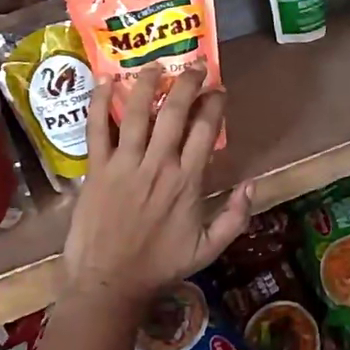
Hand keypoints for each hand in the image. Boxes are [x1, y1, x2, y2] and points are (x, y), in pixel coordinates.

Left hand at [61, 65, 251, 312]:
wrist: (108, 284)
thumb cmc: (159, 266)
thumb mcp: (208, 250)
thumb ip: (235, 217)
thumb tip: (253, 183)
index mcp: (187, 181)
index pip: (205, 130)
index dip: (214, 104)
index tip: (219, 90)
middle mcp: (158, 165)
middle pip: (175, 112)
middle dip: (188, 83)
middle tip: (196, 65)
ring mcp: (125, 164)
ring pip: (138, 112)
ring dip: (148, 83)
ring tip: (156, 65)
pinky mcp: (97, 169)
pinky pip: (98, 129)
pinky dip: (101, 103)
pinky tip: (106, 81)